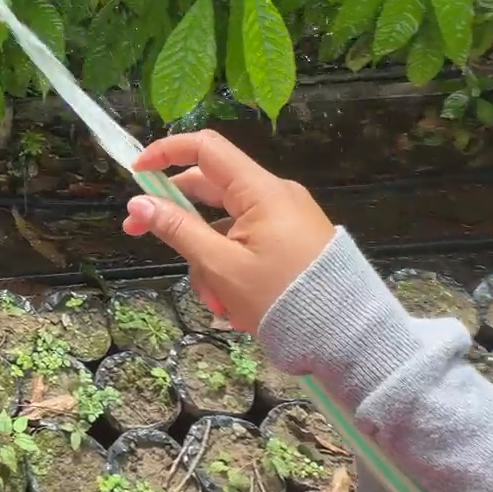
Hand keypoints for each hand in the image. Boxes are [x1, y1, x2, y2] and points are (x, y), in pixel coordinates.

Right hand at [122, 130, 336, 331]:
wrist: (355, 343)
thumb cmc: (284, 299)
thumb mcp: (221, 266)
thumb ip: (177, 229)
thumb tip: (137, 204)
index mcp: (261, 191)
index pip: (205, 148)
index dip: (166, 153)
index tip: (137, 173)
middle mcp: (275, 195)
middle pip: (210, 188)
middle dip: (176, 216)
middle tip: (138, 234)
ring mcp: (286, 219)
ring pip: (225, 222)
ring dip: (205, 254)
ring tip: (212, 300)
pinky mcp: (293, 241)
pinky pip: (246, 239)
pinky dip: (228, 263)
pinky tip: (230, 303)